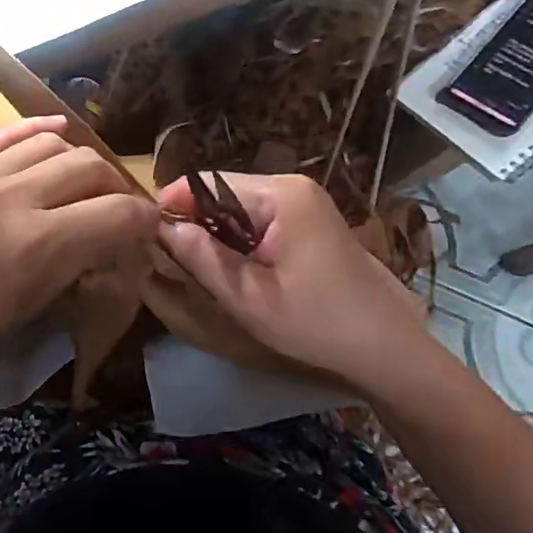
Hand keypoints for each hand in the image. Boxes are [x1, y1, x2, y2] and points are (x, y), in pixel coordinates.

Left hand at [0, 116, 158, 382]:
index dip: (143, 218)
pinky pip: (8, 133)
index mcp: (36, 242)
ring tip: (82, 181)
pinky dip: (38, 129)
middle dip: (114, 186)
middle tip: (115, 206)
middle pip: (89, 166)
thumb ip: (82, 255)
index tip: (149, 225)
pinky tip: (58, 131)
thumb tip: (117, 232)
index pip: (115, 212)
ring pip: (53, 142)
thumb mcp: (38, 298)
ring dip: (79, 160)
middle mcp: (13, 196)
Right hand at [157, 173, 433, 378]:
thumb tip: (161, 227)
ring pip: (238, 205)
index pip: (207, 183)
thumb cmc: (315, 324)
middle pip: (223, 191)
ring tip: (200, 265)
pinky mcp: (309, 219)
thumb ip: (202, 257)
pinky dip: (239, 238)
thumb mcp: (248, 297)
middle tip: (172, 257)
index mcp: (281, 196)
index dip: (174, 204)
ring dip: (216, 231)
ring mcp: (305, 201)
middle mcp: (293, 187)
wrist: (385, 348)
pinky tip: (235, 267)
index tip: (147, 233)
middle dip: (196, 220)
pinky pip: (259, 217)